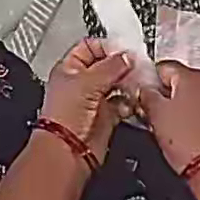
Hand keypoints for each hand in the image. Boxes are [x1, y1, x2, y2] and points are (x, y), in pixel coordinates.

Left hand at [38, 38, 134, 164]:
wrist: (68, 153)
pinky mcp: (105, 117)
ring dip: (128, 82)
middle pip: (106, 65)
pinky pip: (122, 104)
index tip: (123, 49)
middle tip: (135, 64)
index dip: (107, 46)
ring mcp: (94, 100)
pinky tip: (132, 100)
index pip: (90, 46)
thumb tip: (126, 56)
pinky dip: (129, 102)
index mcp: (69, 68)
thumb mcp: (88, 81)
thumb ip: (110, 66)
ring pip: (116, 84)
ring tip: (136, 81)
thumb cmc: (64, 117)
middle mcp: (81, 83)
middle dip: (121, 65)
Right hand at [137, 61, 199, 174]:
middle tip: (157, 115)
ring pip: (196, 97)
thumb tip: (145, 90)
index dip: (150, 82)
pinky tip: (190, 137)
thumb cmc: (191, 145)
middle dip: (167, 96)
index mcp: (190, 76)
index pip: (163, 67)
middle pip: (181, 81)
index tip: (145, 97)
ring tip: (174, 131)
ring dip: (184, 108)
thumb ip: (147, 96)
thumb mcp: (156, 116)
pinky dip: (198, 120)